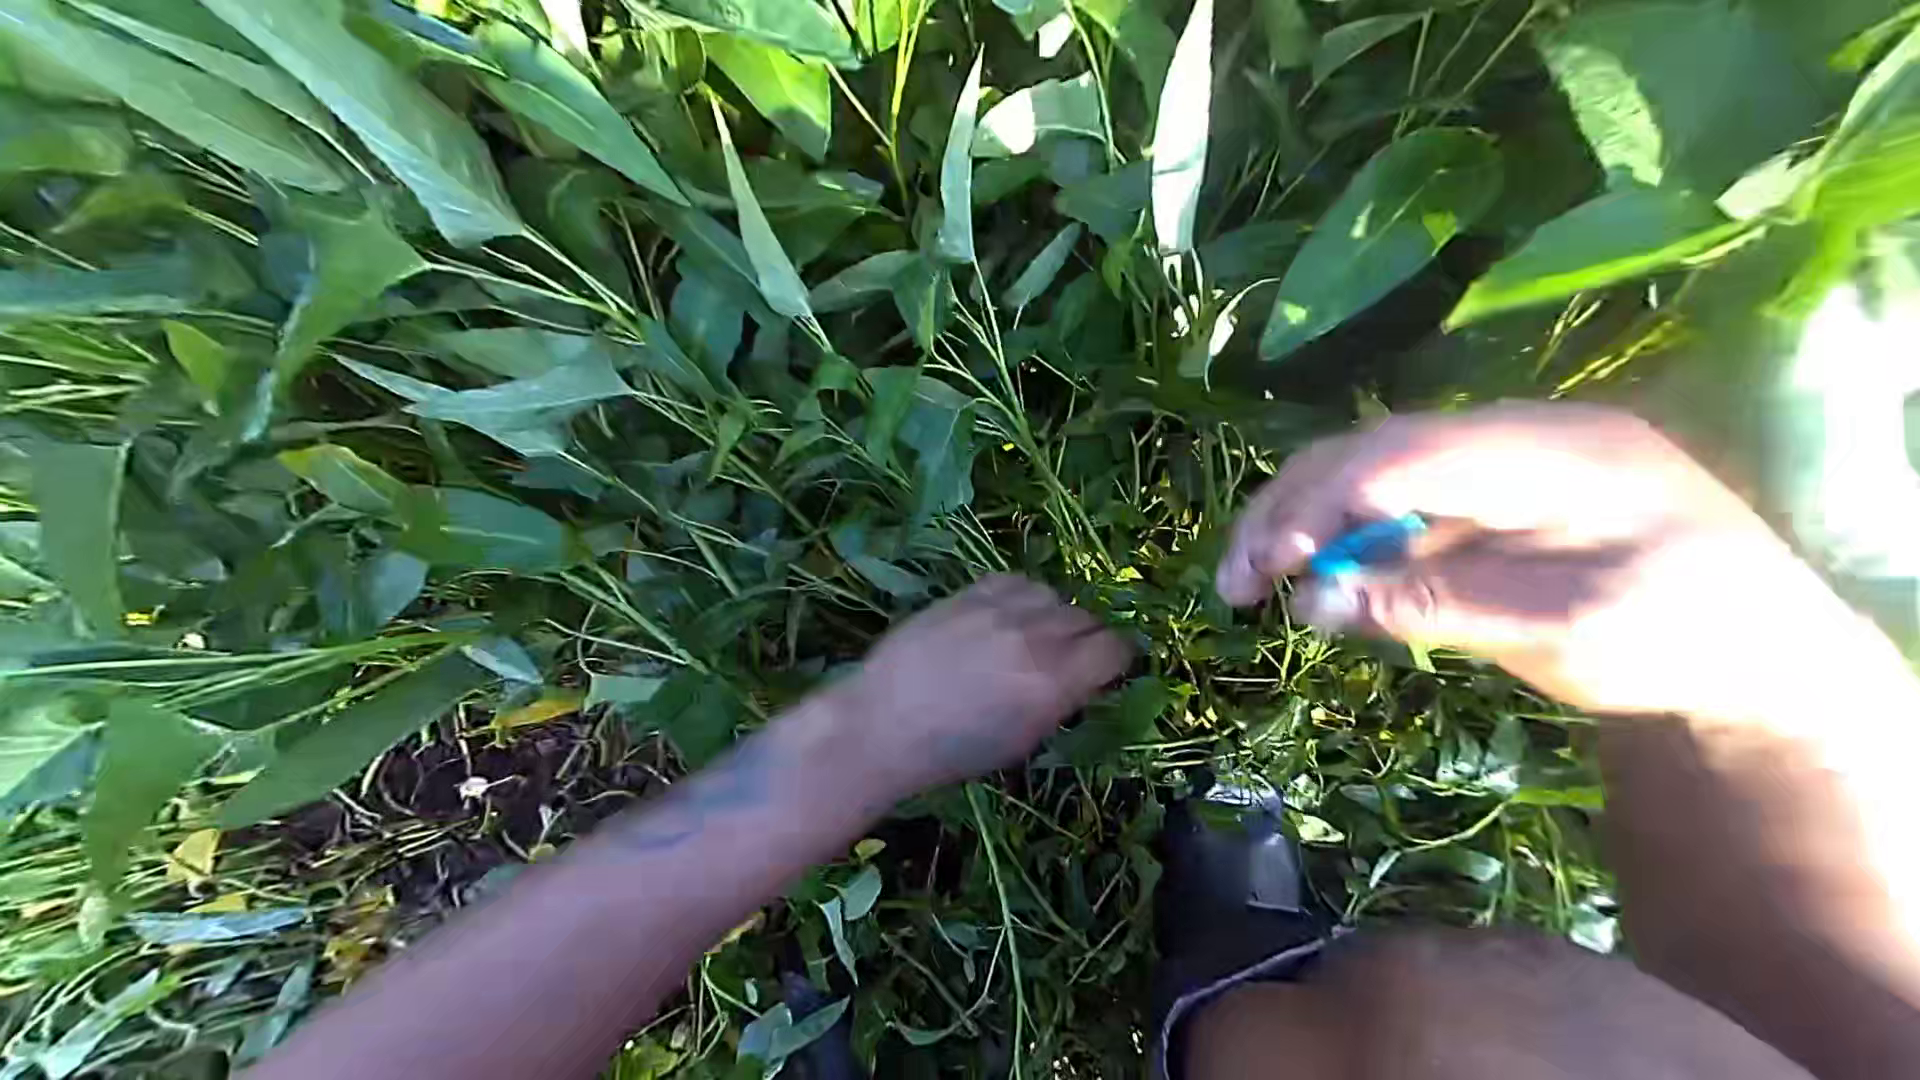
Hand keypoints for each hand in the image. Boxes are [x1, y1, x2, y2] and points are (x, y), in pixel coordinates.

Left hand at [820, 575, 1130, 799]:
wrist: (885, 723)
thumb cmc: (955, 750)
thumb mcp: (1023, 740)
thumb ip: (1062, 700)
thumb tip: (1085, 674)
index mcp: (1054, 684)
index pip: (1114, 648)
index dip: (1118, 655)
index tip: (1109, 662)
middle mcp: (1034, 639)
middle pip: (1087, 618)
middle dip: (1088, 636)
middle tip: (1071, 653)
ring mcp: (999, 610)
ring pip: (1053, 594)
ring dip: (1053, 612)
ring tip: (1034, 631)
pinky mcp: (968, 594)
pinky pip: (1014, 579)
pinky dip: (1021, 594)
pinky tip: (1008, 612)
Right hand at [1215, 402, 1872, 719]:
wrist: (1756, 652)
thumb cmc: (1681, 642)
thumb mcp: (1567, 633)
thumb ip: (1434, 606)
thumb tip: (1310, 601)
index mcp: (1551, 452)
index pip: (1397, 457)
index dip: (1319, 509)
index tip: (1270, 571)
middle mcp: (1504, 435)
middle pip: (1358, 452)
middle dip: (1284, 515)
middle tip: (1236, 583)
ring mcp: (1479, 459)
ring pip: (1349, 468)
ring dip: (1287, 522)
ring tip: (1246, 580)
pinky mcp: (1461, 490)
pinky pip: (1370, 498)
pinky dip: (1322, 536)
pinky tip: (1302, 573)